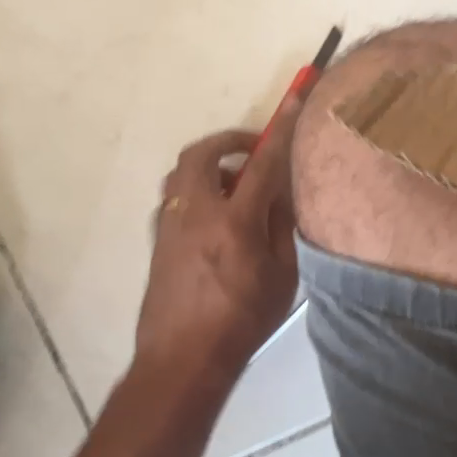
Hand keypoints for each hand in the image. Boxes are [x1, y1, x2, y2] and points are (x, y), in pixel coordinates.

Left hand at [135, 98, 302, 389]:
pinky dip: (202, 191)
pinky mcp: (159, 242)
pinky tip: (225, 218)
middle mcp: (196, 215)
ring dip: (212, 167)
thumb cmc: (245, 318)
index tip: (296, 98)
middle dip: (229, 141)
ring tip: (242, 186)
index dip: (282, 128)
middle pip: (201, 156)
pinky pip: (179, 199)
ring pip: (183, 176)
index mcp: (235, 222)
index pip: (262, 162)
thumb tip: (281, 193)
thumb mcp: (283, 272)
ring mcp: (170, 228)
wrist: (183, 359)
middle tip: (255, 149)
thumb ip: (281, 225)